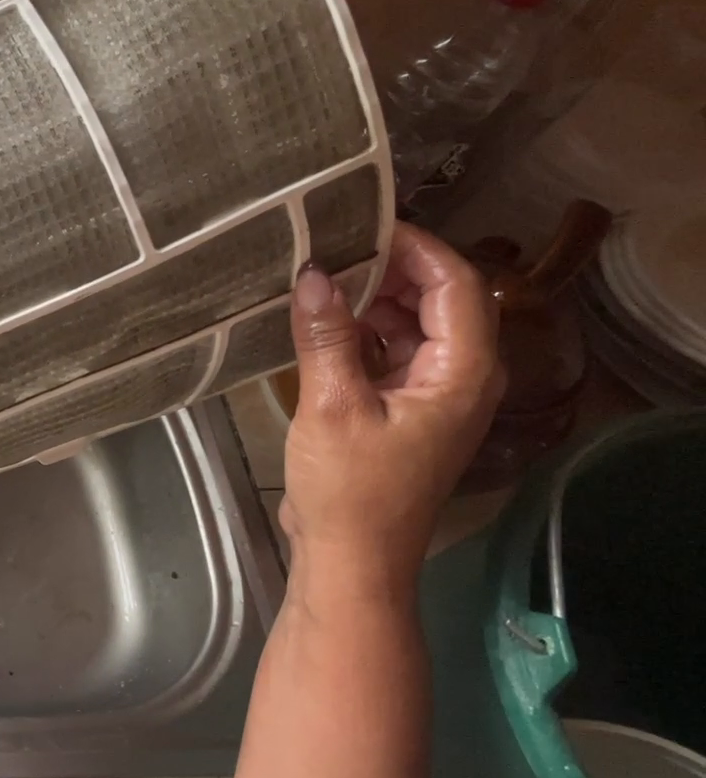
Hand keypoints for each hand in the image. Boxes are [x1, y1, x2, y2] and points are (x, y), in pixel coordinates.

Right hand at [281, 223, 503, 599]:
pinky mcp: (400, 410)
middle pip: (439, 302)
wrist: (350, 555)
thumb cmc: (350, 486)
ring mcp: (430, 395)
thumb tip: (313, 273)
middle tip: (330, 247)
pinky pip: (388, 355)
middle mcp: (460, 376)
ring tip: (318, 280)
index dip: (417, 248)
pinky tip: (318, 325)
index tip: (364, 222)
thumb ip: (327, 337)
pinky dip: (359, 335)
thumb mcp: (332, 407)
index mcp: (464, 371)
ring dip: (371, 303)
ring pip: (411, 328)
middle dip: (390, 271)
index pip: (457, 286)